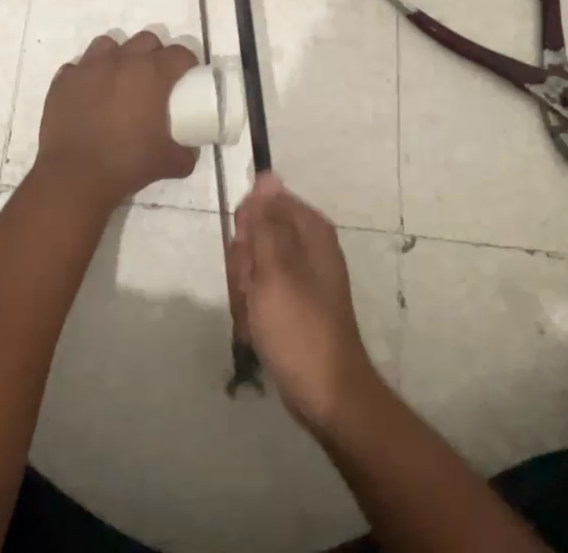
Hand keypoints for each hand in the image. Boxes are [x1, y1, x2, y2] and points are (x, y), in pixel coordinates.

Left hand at [35, 31, 199, 207]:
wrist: (75, 175)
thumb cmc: (127, 163)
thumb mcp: (170, 163)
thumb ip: (186, 153)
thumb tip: (189, 150)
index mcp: (152, 74)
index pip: (180, 54)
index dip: (188, 64)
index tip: (187, 78)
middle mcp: (121, 60)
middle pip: (146, 40)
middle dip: (154, 54)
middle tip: (155, 79)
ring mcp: (88, 67)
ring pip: (108, 45)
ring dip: (119, 56)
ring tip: (119, 80)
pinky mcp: (63, 79)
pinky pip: (79, 67)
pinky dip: (87, 76)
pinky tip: (89, 95)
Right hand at [230, 174, 379, 430]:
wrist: (325, 393)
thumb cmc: (300, 327)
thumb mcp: (275, 269)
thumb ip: (267, 221)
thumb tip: (267, 175)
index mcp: (309, 233)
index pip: (264, 203)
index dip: (248, 227)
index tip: (247, 252)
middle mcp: (306, 250)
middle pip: (254, 235)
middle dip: (243, 265)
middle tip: (252, 289)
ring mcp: (297, 279)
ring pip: (250, 267)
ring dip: (244, 292)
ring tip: (256, 315)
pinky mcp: (289, 305)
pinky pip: (256, 294)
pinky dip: (251, 311)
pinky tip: (257, 330)